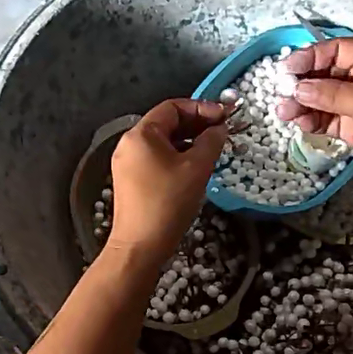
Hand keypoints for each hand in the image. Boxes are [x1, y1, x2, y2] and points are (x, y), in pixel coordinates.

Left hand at [107, 98, 228, 262]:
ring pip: (163, 143)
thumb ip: (211, 142)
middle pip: (166, 123)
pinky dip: (177, 158)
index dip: (202, 108)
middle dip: (196, 125)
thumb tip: (219, 129)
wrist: (140, 246)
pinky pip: (156, 160)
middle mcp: (129, 144)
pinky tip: (194, 168)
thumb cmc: (168, 203)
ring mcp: (127, 164)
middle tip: (223, 133)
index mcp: (141, 134)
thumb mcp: (196, 168)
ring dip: (189, 142)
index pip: (173, 107)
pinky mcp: (130, 181)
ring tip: (213, 150)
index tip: (225, 117)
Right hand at [276, 37, 352, 180]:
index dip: (311, 57)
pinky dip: (314, 121)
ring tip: (284, 114)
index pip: (338, 49)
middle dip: (304, 83)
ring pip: (325, 98)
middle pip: (328, 74)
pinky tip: (300, 123)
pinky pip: (330, 119)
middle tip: (282, 94)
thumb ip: (333, 94)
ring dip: (304, 105)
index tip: (287, 70)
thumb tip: (300, 89)